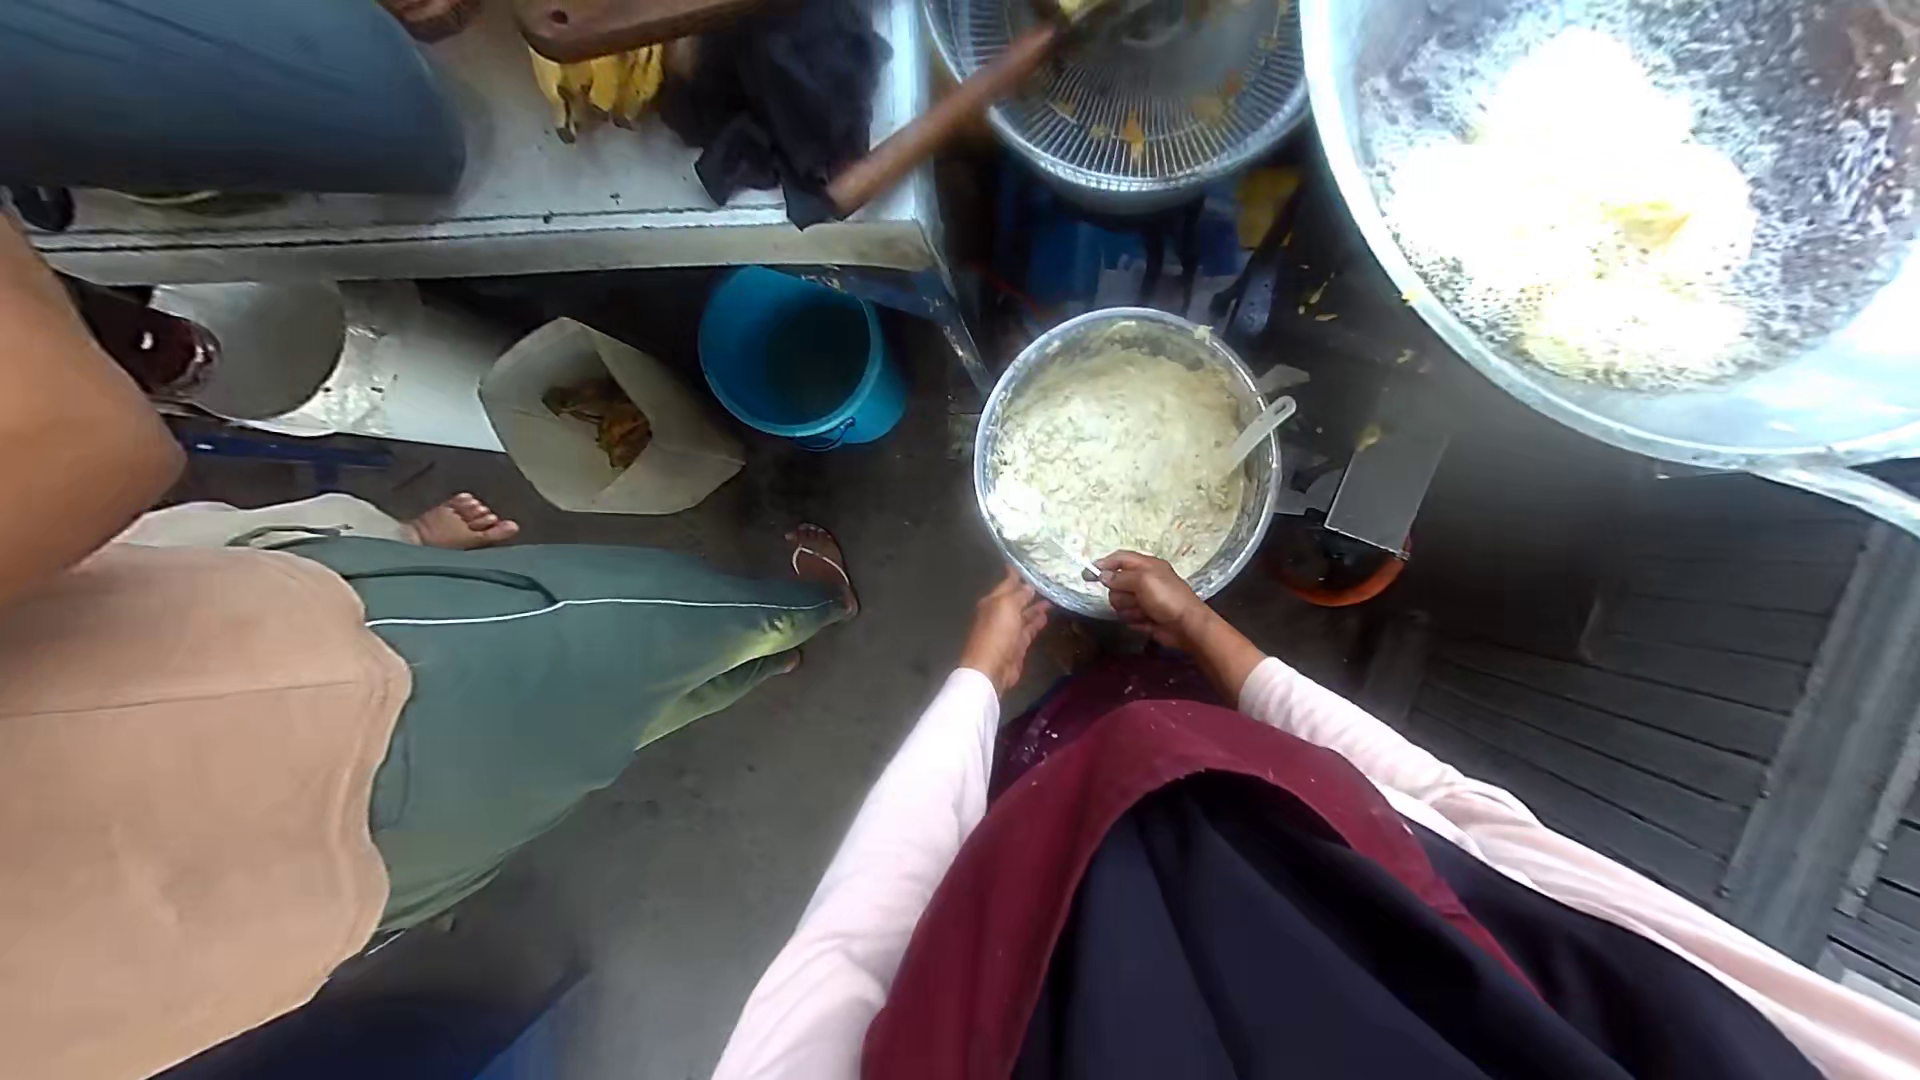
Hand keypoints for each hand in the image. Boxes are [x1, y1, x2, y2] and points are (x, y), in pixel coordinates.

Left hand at [958, 567, 1050, 693]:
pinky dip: (1037, 621)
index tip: (1028, 563)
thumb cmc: (996, 633)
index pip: (1006, 583)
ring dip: (1036, 606)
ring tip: (1052, 596)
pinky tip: (1047, 614)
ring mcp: (1009, 630)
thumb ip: (1018, 595)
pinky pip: (1029, 629)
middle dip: (1028, 590)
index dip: (1016, 574)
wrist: (991, 669)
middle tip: (1047, 579)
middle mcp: (999, 613)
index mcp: (992, 602)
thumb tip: (1028, 586)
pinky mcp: (1018, 644)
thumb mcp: (1006, 607)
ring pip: (1024, 614)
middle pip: (1016, 598)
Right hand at [1097, 550, 1214, 649]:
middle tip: (1134, 598)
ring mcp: (1143, 600)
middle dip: (1121, 594)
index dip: (1103, 564)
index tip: (1088, 574)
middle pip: (1115, 584)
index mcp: (1146, 566)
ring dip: (1129, 609)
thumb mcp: (1143, 580)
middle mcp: (1143, 581)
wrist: (1186, 626)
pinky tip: (1147, 621)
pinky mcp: (1144, 616)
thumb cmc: (1167, 598)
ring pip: (1119, 603)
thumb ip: (1120, 576)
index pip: (1119, 559)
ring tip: (1144, 612)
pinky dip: (1136, 620)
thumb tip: (1102, 575)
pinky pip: (1127, 617)